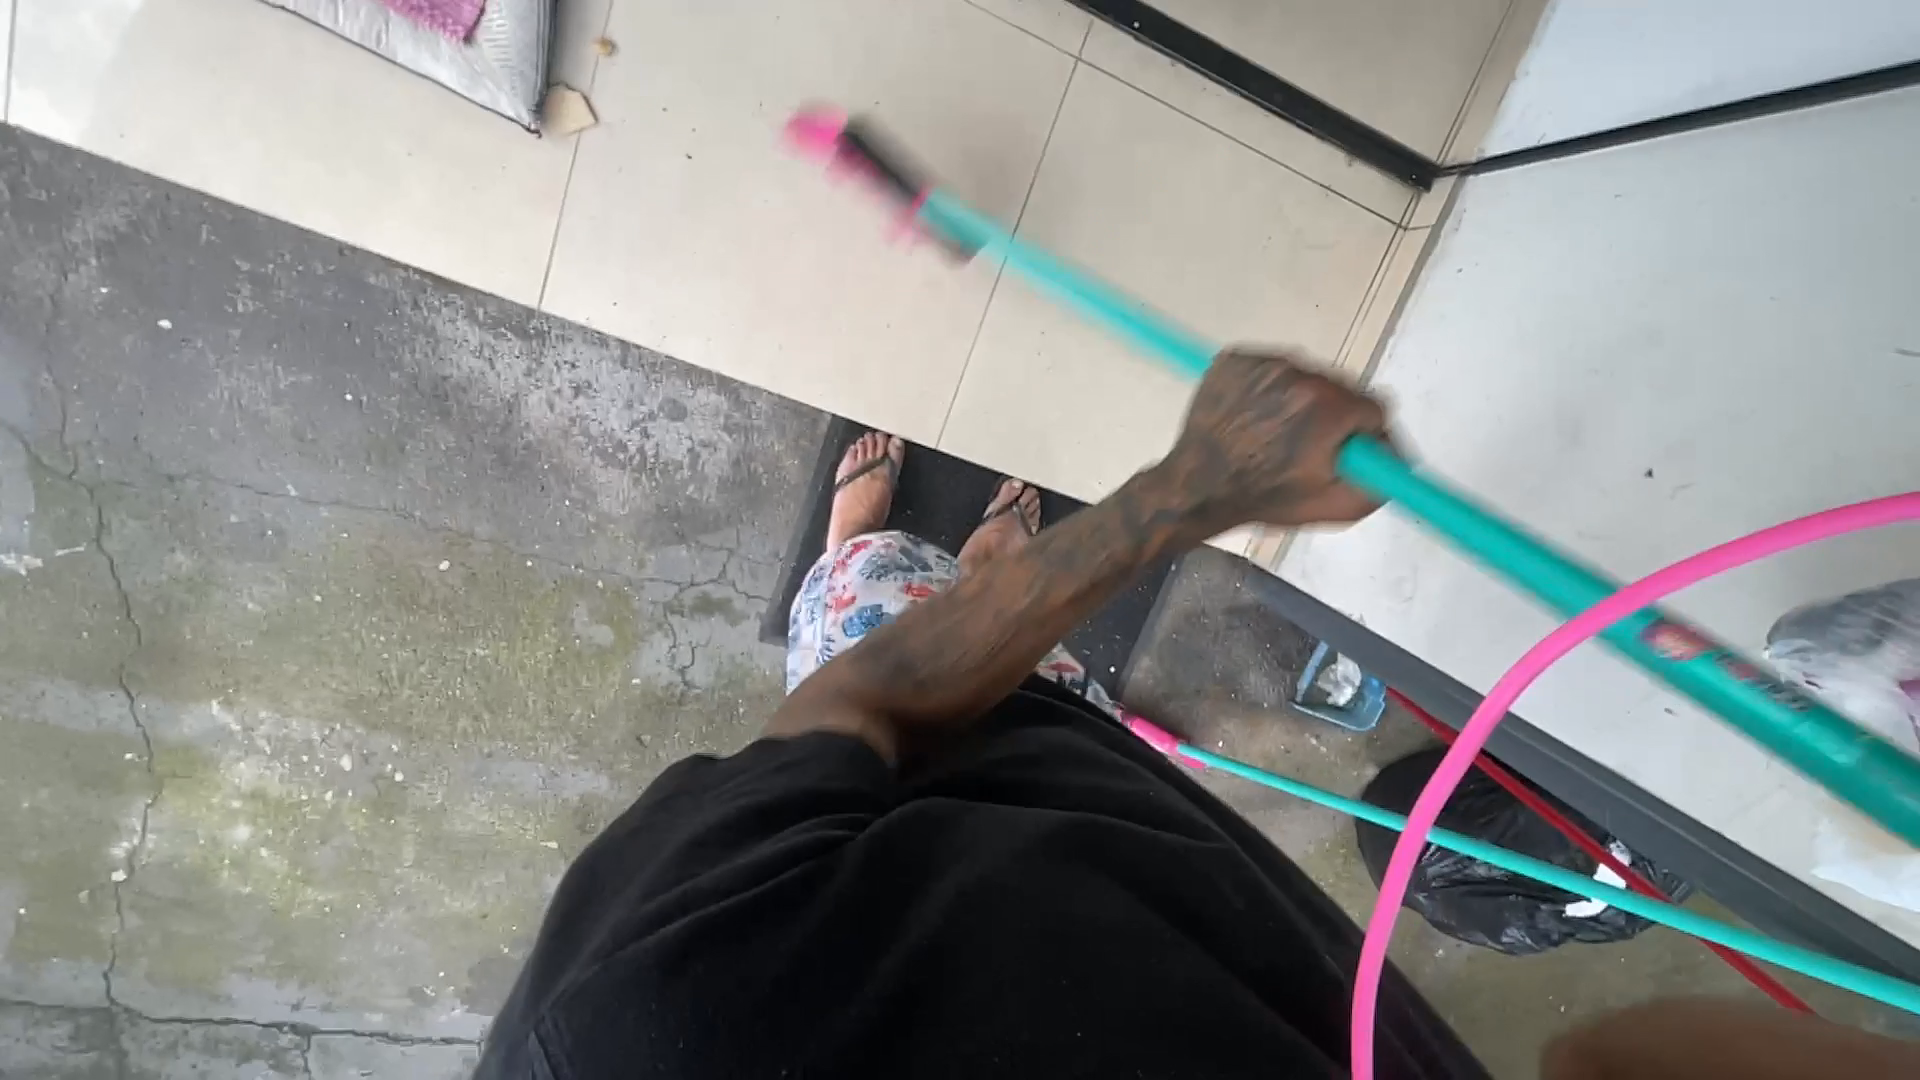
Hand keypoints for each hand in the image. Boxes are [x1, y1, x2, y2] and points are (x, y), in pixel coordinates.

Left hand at [1159, 347, 1391, 533]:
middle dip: (1328, 417)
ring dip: (1295, 401)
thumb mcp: (1334, 504)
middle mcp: (1297, 374)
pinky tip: (1252, 419)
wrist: (1196, 487)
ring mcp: (1261, 363)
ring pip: (1302, 377)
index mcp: (1328, 406)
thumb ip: (1382, 480)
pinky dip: (1264, 391)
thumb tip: (1400, 458)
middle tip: (1299, 447)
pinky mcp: (1233, 360)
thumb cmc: (1263, 498)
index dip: (1358, 435)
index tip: (1340, 450)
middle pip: (1337, 389)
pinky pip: (1266, 369)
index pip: (1372, 410)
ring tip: (1271, 434)